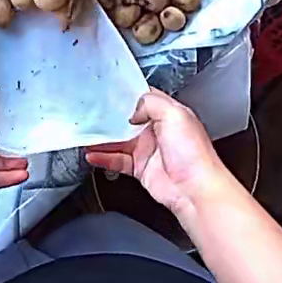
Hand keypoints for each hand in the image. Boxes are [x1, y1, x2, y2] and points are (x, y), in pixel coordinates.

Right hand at [84, 89, 236, 219]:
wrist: (195, 190)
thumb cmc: (194, 155)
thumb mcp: (174, 114)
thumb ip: (150, 103)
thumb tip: (132, 110)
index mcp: (168, 114)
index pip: (143, 98)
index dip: (126, 94)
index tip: (107, 92)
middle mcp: (157, 131)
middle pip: (126, 120)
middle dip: (108, 117)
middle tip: (90, 113)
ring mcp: (148, 150)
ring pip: (118, 140)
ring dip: (101, 138)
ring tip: (86, 134)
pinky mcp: (141, 168)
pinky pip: (117, 161)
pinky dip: (103, 158)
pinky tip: (92, 155)